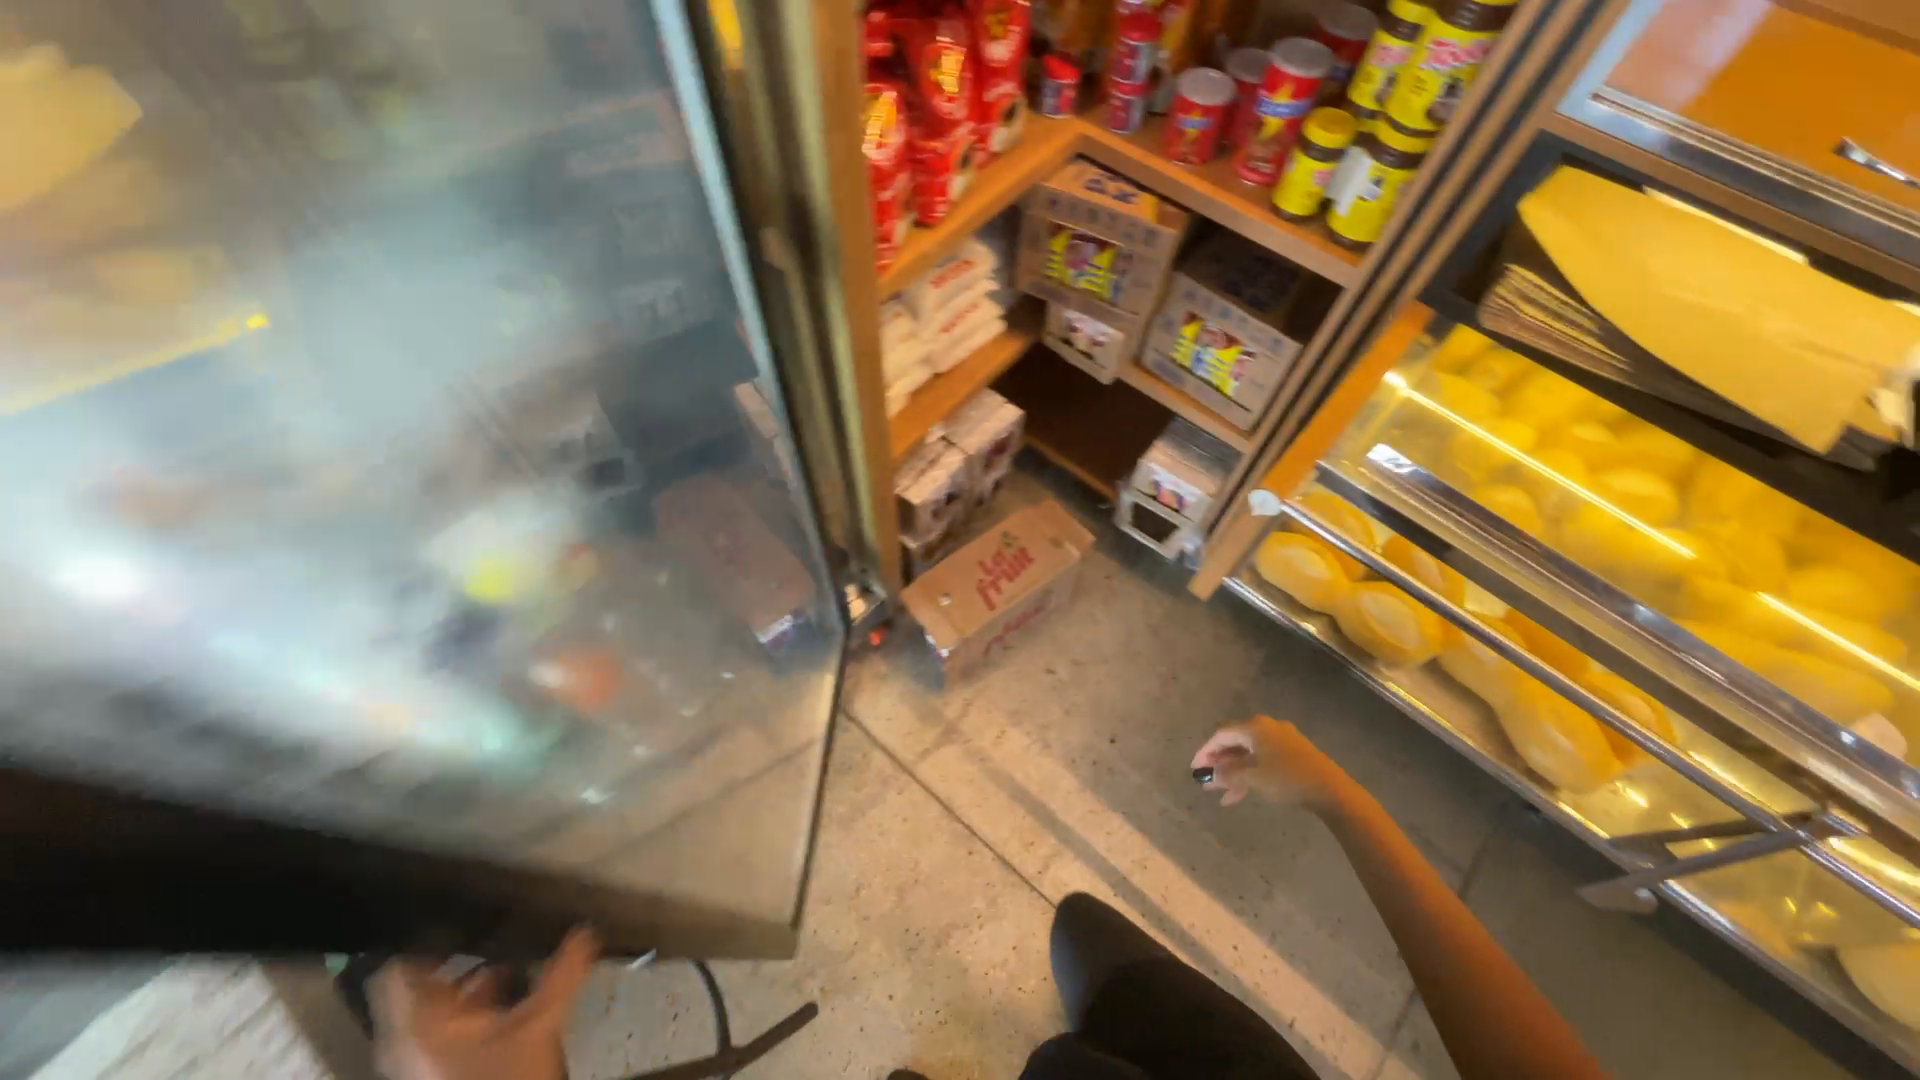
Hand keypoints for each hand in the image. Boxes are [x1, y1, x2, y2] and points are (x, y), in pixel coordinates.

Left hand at [371, 927, 599, 1079]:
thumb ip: (564, 973)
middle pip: (427, 980)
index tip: (468, 912)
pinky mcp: (448, 1068)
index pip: (400, 968)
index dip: (429, 937)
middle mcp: (413, 1039)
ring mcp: (428, 1058)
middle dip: (467, 952)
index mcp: (420, 1025)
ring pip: (446, 1001)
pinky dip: (485, 1001)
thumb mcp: (541, 1023)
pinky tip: (520, 986)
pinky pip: (458, 1022)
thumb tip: (588, 930)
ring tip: (518, 948)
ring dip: (479, 975)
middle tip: (503, 922)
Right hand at [1190, 716, 1345, 808]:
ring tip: (1224, 796)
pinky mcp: (1292, 753)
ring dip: (1234, 773)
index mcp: (1254, 727)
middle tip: (1207, 782)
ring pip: (1249, 755)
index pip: (1221, 734)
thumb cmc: (1286, 778)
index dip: (1205, 751)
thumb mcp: (1252, 777)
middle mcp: (1266, 727)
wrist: (1331, 789)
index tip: (1195, 768)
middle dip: (1219, 764)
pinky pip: (1262, 760)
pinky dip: (1250, 774)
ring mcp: (1281, 740)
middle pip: (1234, 743)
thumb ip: (1227, 774)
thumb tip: (1209, 775)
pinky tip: (1244, 792)